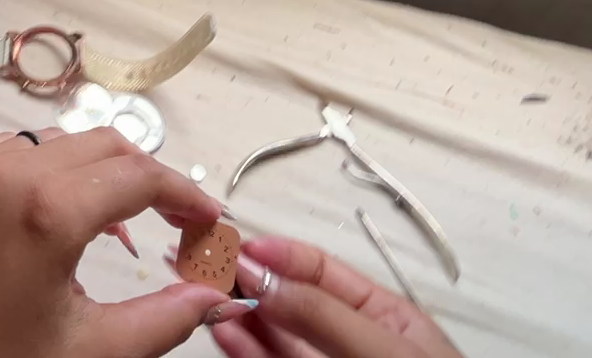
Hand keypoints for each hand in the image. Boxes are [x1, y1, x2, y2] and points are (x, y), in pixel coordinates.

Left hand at [0, 127, 243, 357]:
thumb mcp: (90, 351)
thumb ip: (164, 320)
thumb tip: (215, 294)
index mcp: (47, 212)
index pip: (138, 176)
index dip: (183, 193)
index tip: (207, 216)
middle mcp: (8, 169)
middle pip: (102, 143)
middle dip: (145, 175)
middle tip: (170, 216)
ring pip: (57, 140)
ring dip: (94, 170)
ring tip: (113, 222)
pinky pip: (11, 148)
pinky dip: (44, 169)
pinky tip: (52, 210)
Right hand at [208, 235, 461, 357]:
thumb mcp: (388, 351)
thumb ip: (324, 313)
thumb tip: (260, 272)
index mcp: (382, 316)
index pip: (318, 268)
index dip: (277, 253)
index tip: (238, 245)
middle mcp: (346, 340)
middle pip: (286, 298)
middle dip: (246, 278)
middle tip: (205, 264)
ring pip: (272, 332)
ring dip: (236, 310)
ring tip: (204, 293)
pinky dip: (243, 346)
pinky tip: (223, 330)